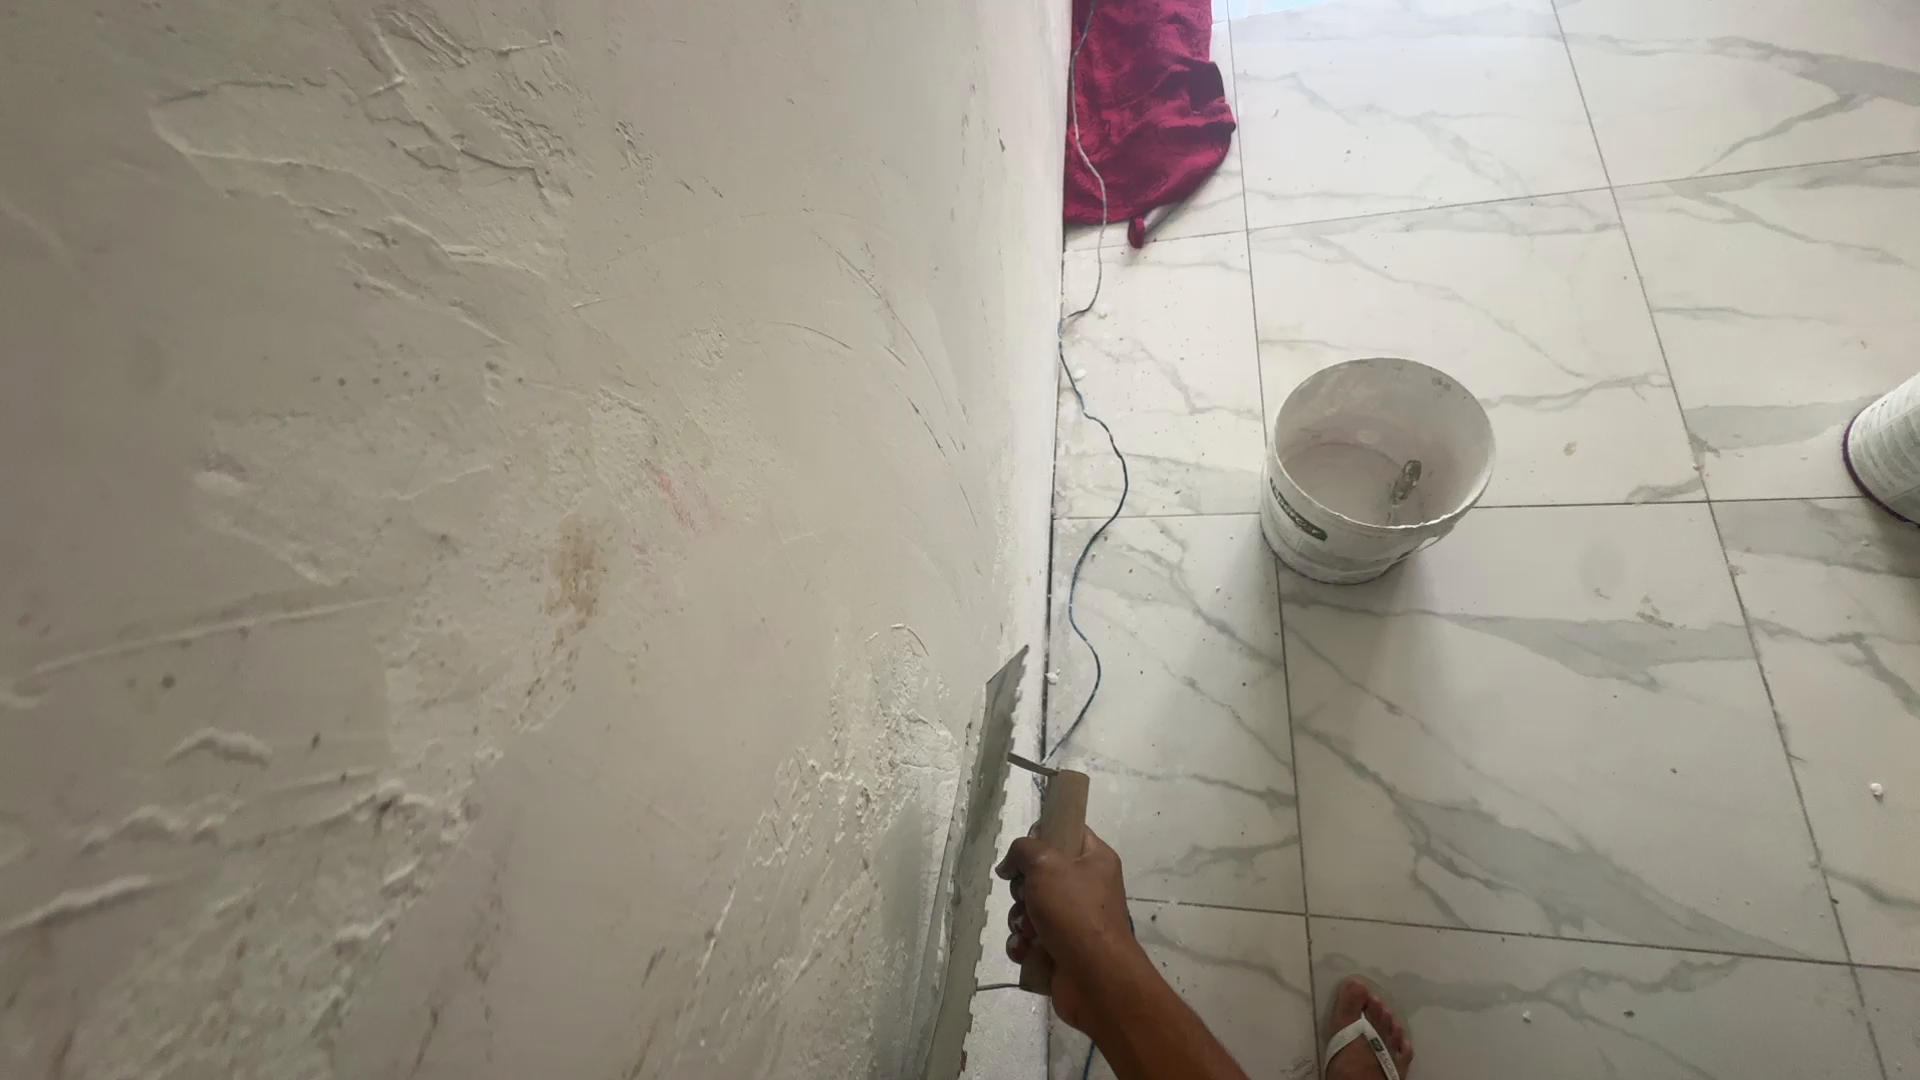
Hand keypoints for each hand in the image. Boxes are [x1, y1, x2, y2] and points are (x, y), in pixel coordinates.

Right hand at [996, 825, 1146, 1033]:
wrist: (1096, 980)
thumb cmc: (1075, 912)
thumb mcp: (1045, 864)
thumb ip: (1022, 851)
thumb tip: (1009, 866)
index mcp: (1095, 859)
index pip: (1067, 831)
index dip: (1043, 836)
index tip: (1027, 850)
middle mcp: (1086, 887)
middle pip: (1040, 873)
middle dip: (1023, 888)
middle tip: (1028, 896)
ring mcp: (1074, 920)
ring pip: (1031, 907)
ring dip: (1020, 919)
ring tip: (1029, 930)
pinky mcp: (1060, 949)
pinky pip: (1030, 938)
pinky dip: (1023, 944)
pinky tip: (1026, 950)